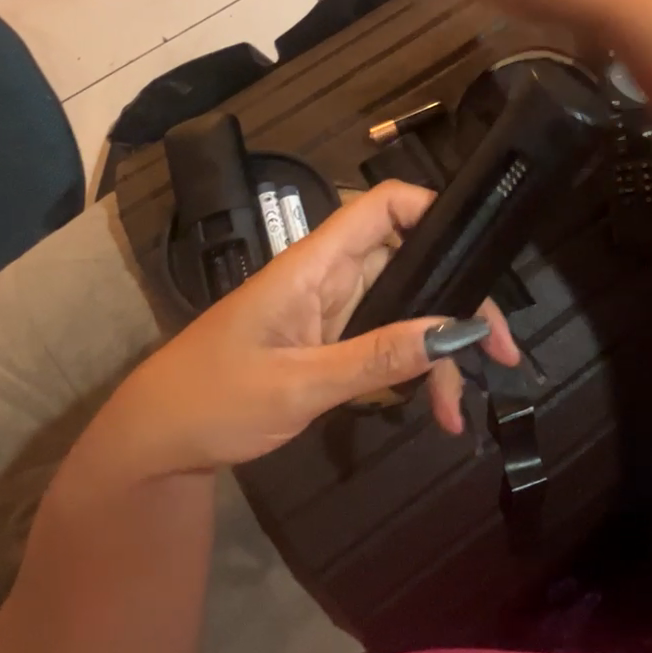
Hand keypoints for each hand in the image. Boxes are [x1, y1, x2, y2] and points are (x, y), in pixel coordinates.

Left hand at [86, 182, 519, 478]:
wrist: (153, 445)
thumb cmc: (210, 400)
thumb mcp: (297, 385)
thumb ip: (377, 357)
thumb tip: (455, 331)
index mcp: (317, 264)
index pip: (385, 207)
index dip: (434, 210)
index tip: (480, 250)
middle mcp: (334, 278)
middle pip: (416, 264)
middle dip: (461, 305)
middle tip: (498, 353)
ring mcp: (337, 312)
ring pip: (410, 312)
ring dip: (440, 355)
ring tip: (456, 411)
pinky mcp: (335, 343)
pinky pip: (392, 344)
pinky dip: (416, 374)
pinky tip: (431, 410)